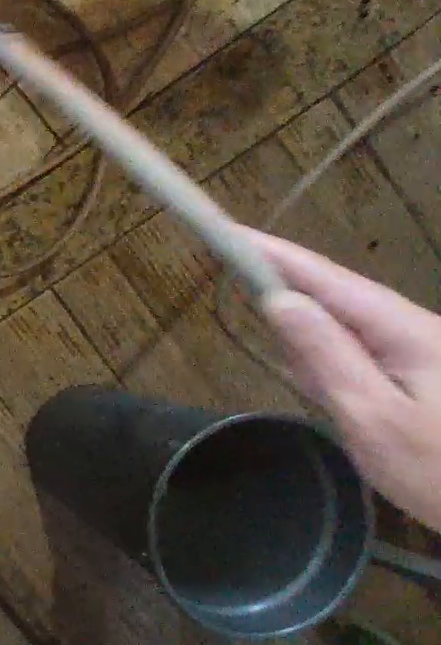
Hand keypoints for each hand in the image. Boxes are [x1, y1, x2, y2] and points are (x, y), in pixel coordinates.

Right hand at [250, 229, 440, 529]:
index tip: (225, 229)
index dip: (275, 252)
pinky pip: (363, 350)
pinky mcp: (426, 378)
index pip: (329, 280)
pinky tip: (322, 380)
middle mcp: (422, 334)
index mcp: (411, 334)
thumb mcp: (372, 415)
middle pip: (339, 296)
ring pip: (349, 324)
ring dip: (307, 325)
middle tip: (235, 273)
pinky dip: (329, 354)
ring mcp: (426, 356)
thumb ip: (324, 354)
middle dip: (286, 283)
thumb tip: (278, 299)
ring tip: (282, 339)